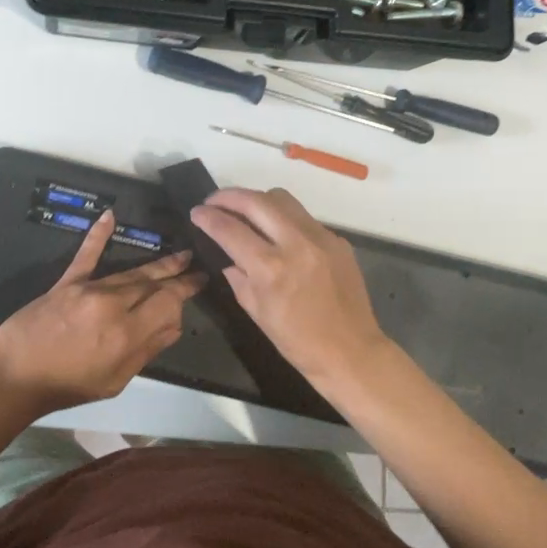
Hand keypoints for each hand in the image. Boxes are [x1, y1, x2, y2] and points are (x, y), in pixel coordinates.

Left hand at [0, 210, 204, 415]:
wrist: (15, 376)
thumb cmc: (67, 386)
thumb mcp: (114, 380)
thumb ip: (146, 351)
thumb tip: (173, 325)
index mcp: (126, 334)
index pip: (167, 303)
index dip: (184, 293)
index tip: (199, 283)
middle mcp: (112, 305)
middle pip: (151, 285)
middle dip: (177, 276)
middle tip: (197, 266)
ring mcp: (88, 290)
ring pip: (130, 273)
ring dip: (156, 264)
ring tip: (178, 255)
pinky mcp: (66, 282)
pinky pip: (87, 255)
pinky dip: (98, 235)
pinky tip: (110, 216)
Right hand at [189, 188, 389, 379]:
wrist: (350, 351)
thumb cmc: (297, 340)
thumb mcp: (255, 311)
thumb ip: (237, 276)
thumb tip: (229, 256)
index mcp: (270, 268)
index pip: (230, 229)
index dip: (208, 217)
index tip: (196, 212)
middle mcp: (295, 244)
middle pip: (255, 201)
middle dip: (229, 196)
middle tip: (214, 201)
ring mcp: (320, 238)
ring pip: (282, 199)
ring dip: (257, 199)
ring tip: (244, 209)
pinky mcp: (337, 240)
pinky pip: (303, 217)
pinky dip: (283, 218)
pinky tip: (278, 234)